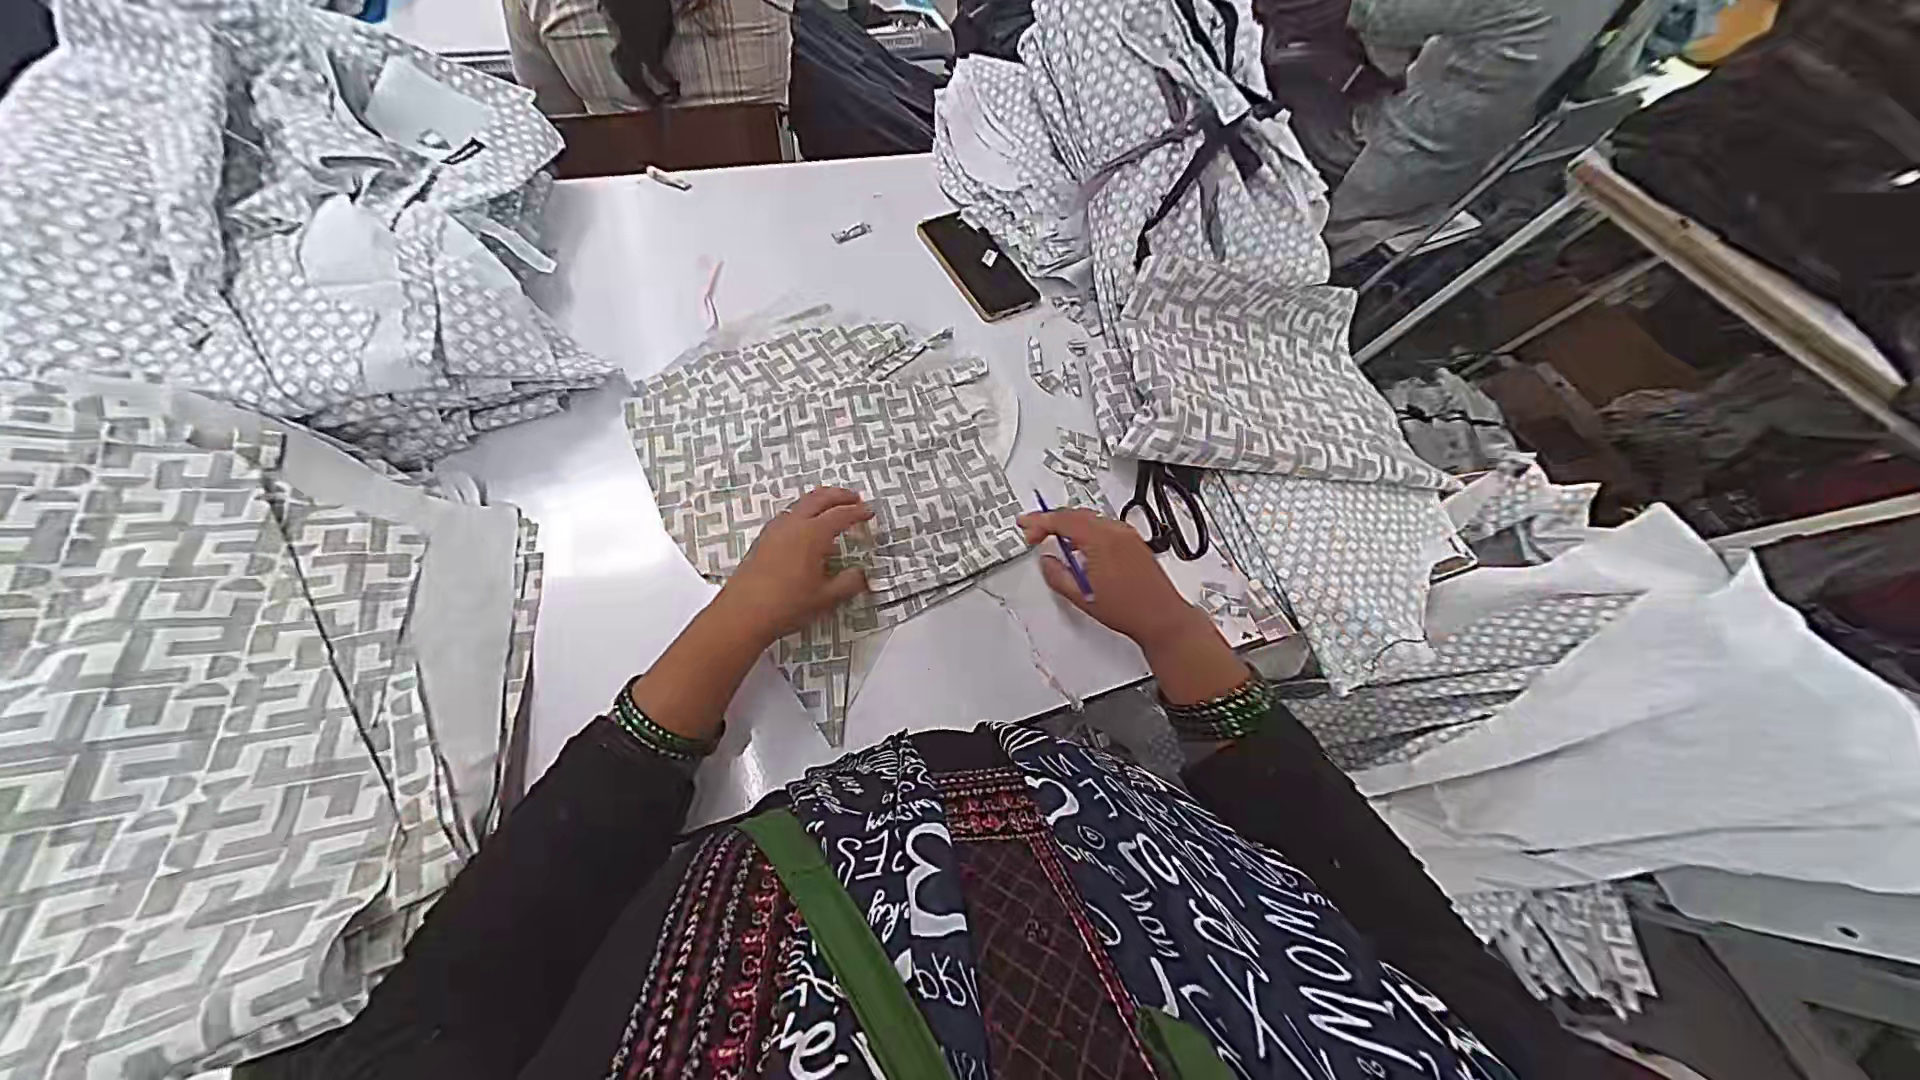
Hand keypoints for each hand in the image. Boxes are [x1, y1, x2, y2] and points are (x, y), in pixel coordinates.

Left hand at [709, 487, 872, 646]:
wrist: (743, 614)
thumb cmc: (785, 605)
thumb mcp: (826, 597)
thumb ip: (848, 582)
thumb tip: (860, 574)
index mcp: (812, 534)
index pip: (841, 515)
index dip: (858, 512)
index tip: (869, 512)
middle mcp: (793, 525)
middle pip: (819, 499)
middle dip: (839, 496)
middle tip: (854, 498)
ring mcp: (775, 531)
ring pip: (801, 504)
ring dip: (819, 501)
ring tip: (831, 507)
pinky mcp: (763, 540)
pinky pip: (788, 516)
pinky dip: (803, 513)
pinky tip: (804, 528)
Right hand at [1017, 507, 1207, 650]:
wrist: (1161, 618)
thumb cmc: (1130, 609)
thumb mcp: (1081, 595)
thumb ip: (1058, 575)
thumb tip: (1047, 562)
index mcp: (1101, 540)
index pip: (1063, 520)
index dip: (1039, 521)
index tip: (1026, 525)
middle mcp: (1116, 532)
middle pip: (1076, 514)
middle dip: (1051, 521)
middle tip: (1034, 532)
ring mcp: (1128, 535)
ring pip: (1090, 518)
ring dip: (1069, 525)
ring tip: (1053, 538)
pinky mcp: (1134, 541)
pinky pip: (1104, 526)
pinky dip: (1086, 530)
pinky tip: (1079, 545)